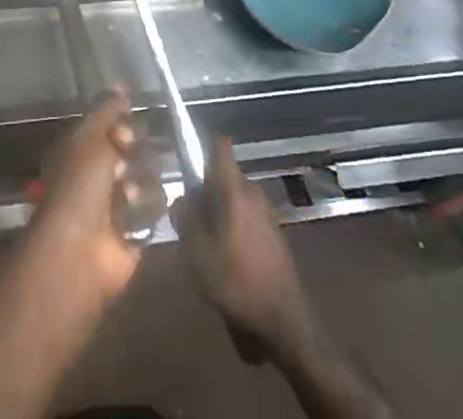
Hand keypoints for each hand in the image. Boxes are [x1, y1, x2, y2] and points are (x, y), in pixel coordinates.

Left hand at [26, 89, 152, 301]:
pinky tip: (128, 222)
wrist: (80, 248)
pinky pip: (158, 205)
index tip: (121, 135)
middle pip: (141, 149)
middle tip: (119, 170)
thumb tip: (121, 84)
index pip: (121, 125)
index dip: (125, 128)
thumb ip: (107, 109)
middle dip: (135, 157)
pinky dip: (142, 211)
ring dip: (139, 186)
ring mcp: (122, 200)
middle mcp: (104, 171)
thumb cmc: (79, 186)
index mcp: (86, 149)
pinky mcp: (139, 225)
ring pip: (153, 175)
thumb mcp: (89, 137)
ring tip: (122, 201)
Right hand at [171, 136, 312, 358]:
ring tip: (201, 237)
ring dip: (217, 209)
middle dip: (203, 188)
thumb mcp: (196, 252)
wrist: (281, 319)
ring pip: (234, 197)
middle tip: (185, 213)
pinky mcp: (274, 231)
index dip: (203, 144)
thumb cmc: (234, 281)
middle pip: (223, 176)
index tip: (185, 152)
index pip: (220, 148)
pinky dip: (231, 223)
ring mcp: (266, 212)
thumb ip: (185, 219)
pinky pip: (245, 214)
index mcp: (234, 191)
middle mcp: (252, 193)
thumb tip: (181, 199)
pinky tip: (222, 252)